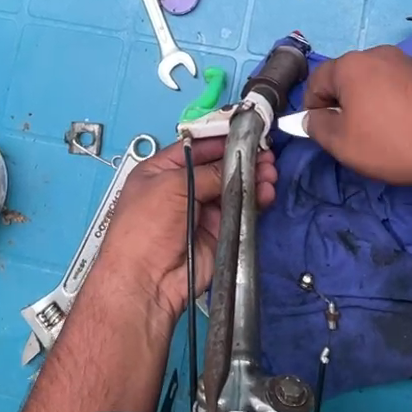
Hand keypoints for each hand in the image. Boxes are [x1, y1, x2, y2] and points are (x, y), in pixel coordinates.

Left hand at [88, 137, 277, 321]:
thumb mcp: (173, 186)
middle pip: (219, 167)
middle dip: (242, 159)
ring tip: (269, 171)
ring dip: (253, 178)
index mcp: (162, 171)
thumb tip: (234, 162)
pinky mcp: (218, 231)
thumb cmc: (143, 230)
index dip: (221, 139)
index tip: (245, 131)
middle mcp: (182, 189)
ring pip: (233, 188)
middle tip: (263, 152)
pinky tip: (265, 191)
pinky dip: (255, 200)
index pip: (196, 147)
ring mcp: (201, 210)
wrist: (147, 280)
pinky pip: (241, 210)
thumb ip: (208, 172)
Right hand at [303, 45, 411, 186]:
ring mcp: (411, 61)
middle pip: (349, 76)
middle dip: (344, 101)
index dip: (313, 105)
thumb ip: (317, 126)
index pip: (317, 80)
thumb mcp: (342, 144)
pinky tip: (411, 124)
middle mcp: (380, 54)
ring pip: (378, 79)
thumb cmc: (393, 144)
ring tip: (385, 130)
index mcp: (352, 65)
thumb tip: (312, 116)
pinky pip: (404, 84)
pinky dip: (400, 100)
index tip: (321, 128)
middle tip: (352, 132)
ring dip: (373, 99)